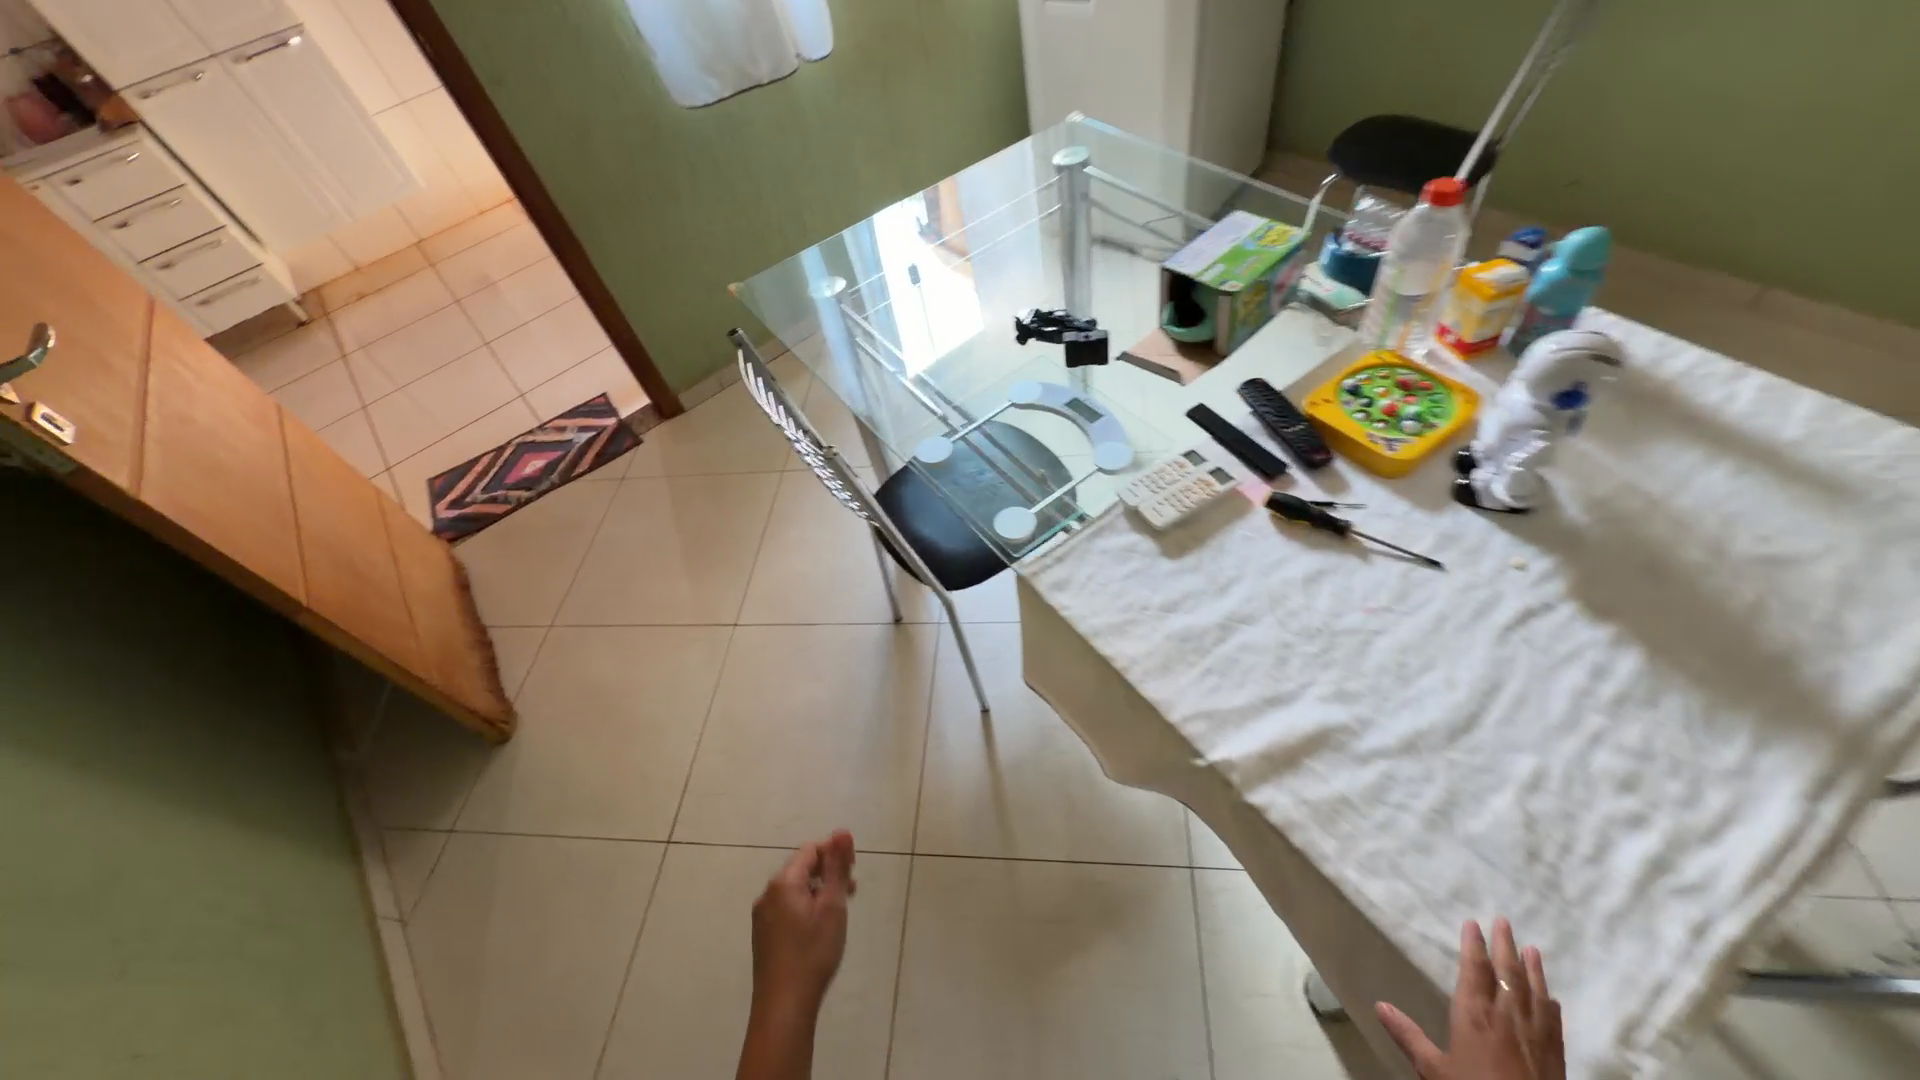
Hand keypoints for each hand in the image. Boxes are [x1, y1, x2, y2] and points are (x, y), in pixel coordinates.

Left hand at [750, 830, 856, 1012]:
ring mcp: (762, 916)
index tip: (854, 872)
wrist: (784, 1004)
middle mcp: (767, 893)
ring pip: (794, 890)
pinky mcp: (763, 935)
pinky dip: (805, 908)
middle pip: (801, 869)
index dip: (834, 854)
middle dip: (828, 873)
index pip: (811, 850)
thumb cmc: (813, 951)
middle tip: (851, 893)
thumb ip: (838, 867)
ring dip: (818, 892)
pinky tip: (818, 930)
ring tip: (838, 913)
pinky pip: (786, 908)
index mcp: (783, 882)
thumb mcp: (833, 906)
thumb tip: (842, 830)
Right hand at [1375, 918, 1564, 1079]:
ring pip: (1533, 991)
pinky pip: (1553, 1019)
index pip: (1474, 969)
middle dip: (1504, 945)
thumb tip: (1379, 1005)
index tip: (1472, 923)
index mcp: (1474, 1014)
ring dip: (1532, 968)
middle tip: (1503, 921)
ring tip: (1532, 948)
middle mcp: (1506, 1015)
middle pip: (1506, 972)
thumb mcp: (1433, 1070)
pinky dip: (1549, 1002)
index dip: (1473, 944)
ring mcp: (1535, 1034)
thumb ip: (1409, 1036)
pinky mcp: (1555, 1054)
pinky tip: (1550, 996)